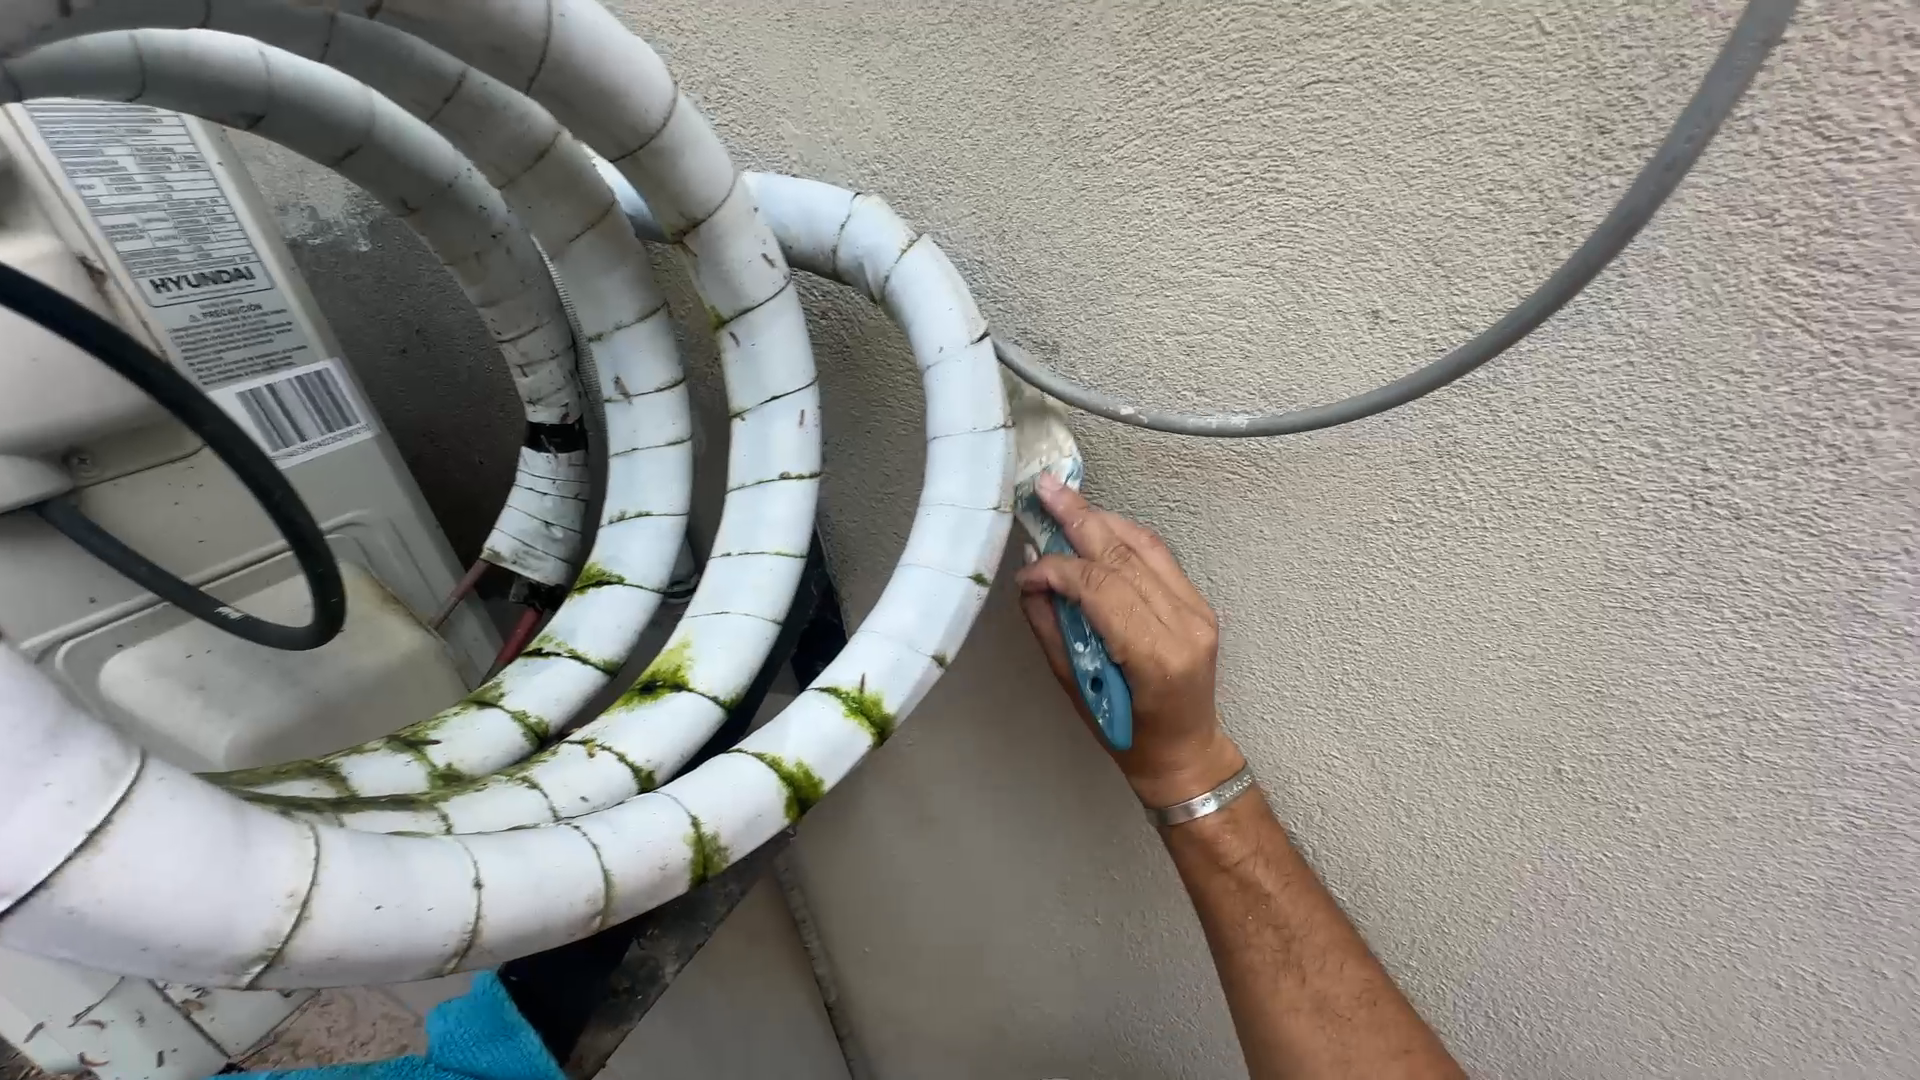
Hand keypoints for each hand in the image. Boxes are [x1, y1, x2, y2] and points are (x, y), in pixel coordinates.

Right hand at [1015, 474, 1244, 807]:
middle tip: (1046, 488)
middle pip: (1124, 556)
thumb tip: (1032, 582)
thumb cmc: (1127, 734)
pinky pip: (1158, 556)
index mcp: (1156, 655)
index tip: (1028, 571)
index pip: (1100, 588)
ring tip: (1066, 499)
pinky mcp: (1199, 603)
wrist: (1185, 749)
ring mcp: (1198, 610)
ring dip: (1101, 519)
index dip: (1058, 569)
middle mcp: (1185, 625)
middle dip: (1080, 517)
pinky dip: (1123, 536)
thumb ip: (1052, 630)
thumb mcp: (1077, 690)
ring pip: (1145, 546)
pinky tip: (1096, 524)